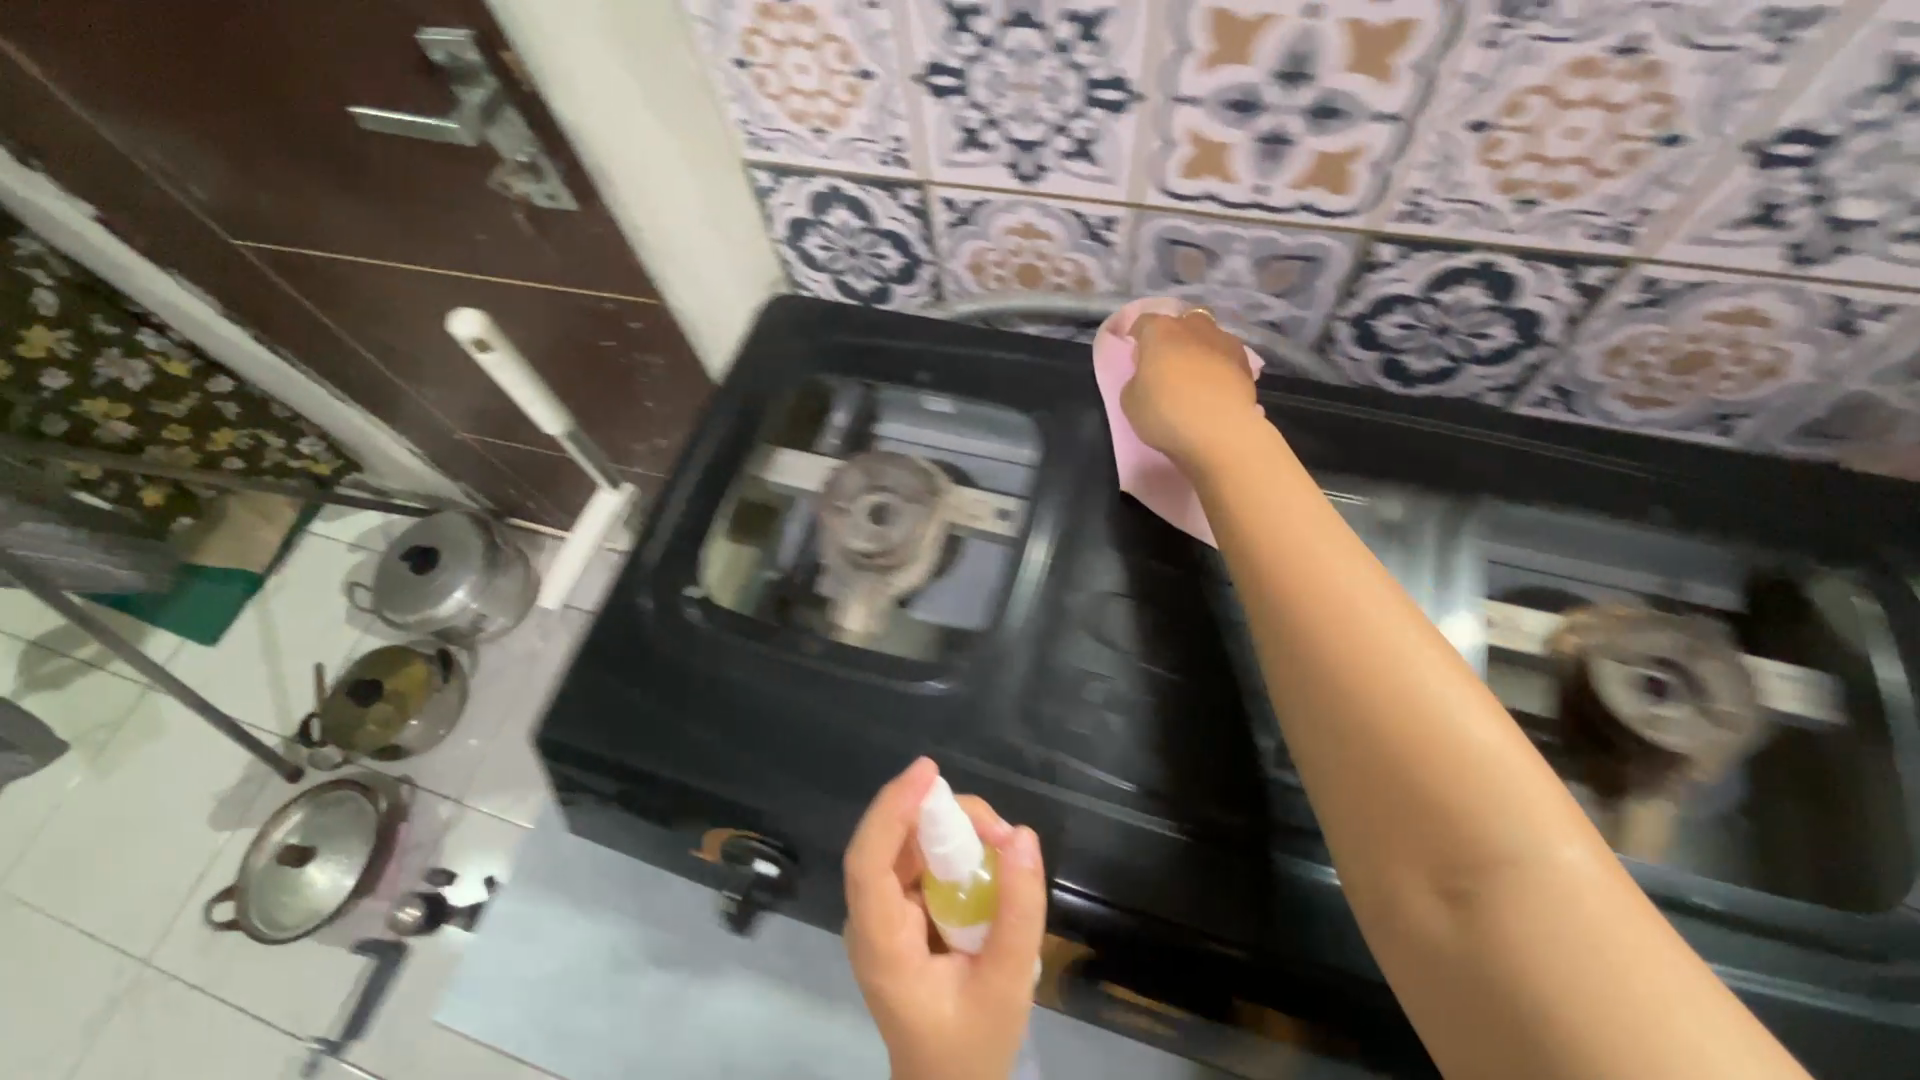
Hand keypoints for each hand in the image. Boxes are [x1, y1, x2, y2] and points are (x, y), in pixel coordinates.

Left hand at [844, 757, 1047, 1079]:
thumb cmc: (972, 1044)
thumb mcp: (1008, 982)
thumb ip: (1019, 912)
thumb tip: (1022, 835)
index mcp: (881, 944)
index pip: (868, 862)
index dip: (893, 808)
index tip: (929, 771)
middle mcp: (871, 922)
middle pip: (890, 844)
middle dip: (939, 816)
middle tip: (999, 828)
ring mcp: (883, 918)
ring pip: (905, 848)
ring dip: (949, 831)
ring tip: (1000, 840)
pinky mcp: (900, 917)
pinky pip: (919, 866)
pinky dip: (951, 851)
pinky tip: (985, 856)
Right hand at [1122, 308, 1259, 466]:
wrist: (1220, 431)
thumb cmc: (1165, 412)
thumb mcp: (1130, 402)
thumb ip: (1137, 381)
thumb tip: (1149, 377)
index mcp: (1160, 331)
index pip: (1143, 323)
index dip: (1137, 339)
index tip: (1136, 357)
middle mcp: (1194, 326)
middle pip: (1182, 323)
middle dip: (1175, 338)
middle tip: (1168, 365)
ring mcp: (1225, 341)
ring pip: (1208, 338)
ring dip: (1200, 351)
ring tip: (1197, 378)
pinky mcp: (1246, 363)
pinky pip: (1226, 359)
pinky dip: (1220, 368)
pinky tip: (1216, 390)